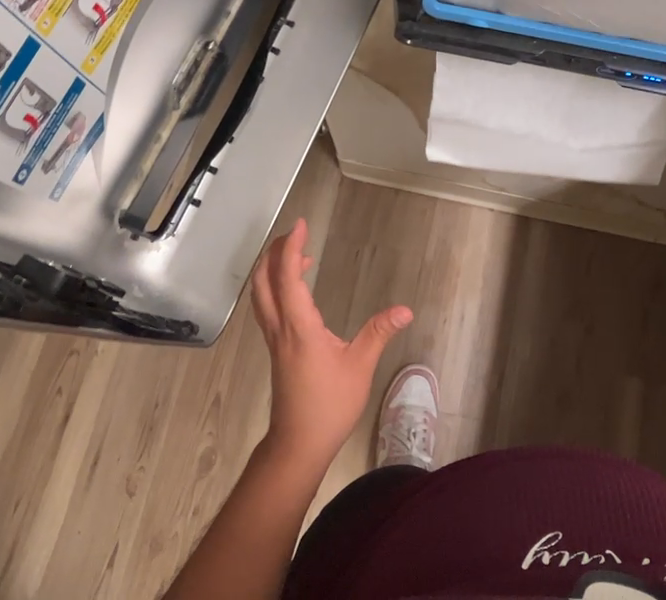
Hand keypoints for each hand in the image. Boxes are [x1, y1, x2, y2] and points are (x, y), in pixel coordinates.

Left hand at [249, 220, 412, 463]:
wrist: (298, 442)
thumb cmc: (329, 405)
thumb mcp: (360, 367)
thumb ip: (378, 333)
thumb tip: (404, 309)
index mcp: (299, 327)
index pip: (288, 277)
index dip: (292, 247)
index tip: (301, 224)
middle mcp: (280, 328)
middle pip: (264, 280)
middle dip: (274, 251)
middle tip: (294, 234)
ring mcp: (273, 340)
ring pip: (261, 294)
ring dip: (272, 269)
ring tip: (297, 256)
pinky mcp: (275, 350)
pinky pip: (267, 308)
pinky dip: (275, 287)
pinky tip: (296, 292)